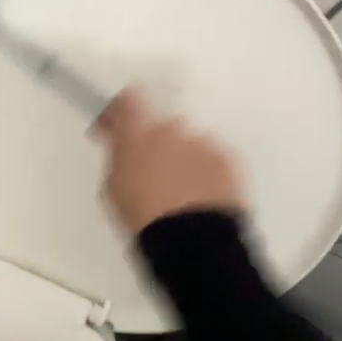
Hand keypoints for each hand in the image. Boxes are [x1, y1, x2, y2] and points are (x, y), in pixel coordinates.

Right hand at [94, 88, 244, 233]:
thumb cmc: (141, 215)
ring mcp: (204, 142)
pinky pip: (214, 159)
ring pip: (191, 144)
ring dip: (185, 159)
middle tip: (156, 173)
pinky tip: (203, 197)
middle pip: (164, 126)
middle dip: (159, 144)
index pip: (129, 100)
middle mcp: (172, 128)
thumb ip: (118, 156)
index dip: (125, 109)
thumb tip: (120, 143)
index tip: (121, 122)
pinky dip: (208, 172)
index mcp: (137, 133)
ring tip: (184, 193)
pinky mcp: (229, 158)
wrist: (190, 240)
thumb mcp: (113, 187)